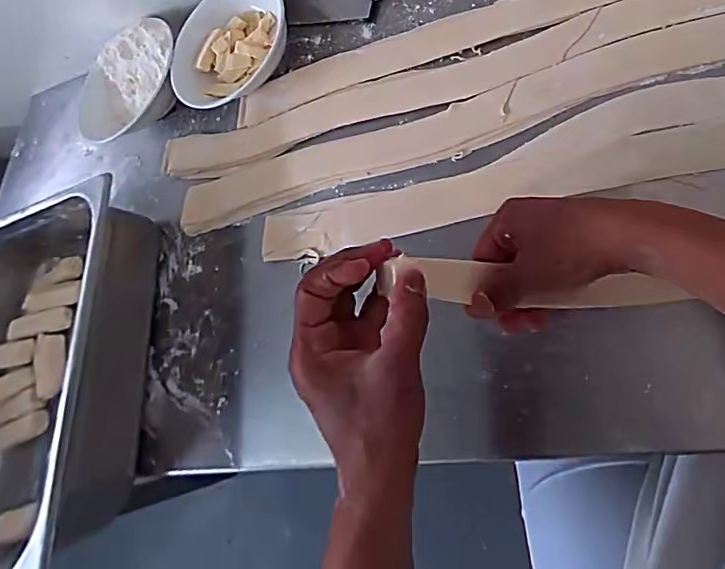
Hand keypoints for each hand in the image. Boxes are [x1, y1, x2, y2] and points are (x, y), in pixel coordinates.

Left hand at [289, 240, 428, 488]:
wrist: (383, 473)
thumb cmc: (378, 430)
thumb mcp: (396, 366)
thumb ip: (406, 316)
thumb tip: (413, 276)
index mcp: (311, 349)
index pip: (312, 292)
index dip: (340, 269)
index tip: (371, 260)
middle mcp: (321, 345)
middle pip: (329, 290)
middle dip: (356, 266)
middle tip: (386, 251)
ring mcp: (342, 349)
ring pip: (349, 299)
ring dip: (371, 278)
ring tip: (396, 261)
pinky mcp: (362, 354)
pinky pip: (369, 314)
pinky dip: (385, 298)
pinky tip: (403, 288)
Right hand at [467, 196, 668, 331]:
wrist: (623, 235)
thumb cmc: (572, 246)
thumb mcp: (526, 278)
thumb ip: (497, 293)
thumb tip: (476, 303)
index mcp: (509, 217)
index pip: (482, 256)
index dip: (483, 288)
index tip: (491, 313)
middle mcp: (529, 217)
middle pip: (508, 264)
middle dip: (511, 298)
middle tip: (519, 321)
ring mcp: (555, 226)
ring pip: (532, 268)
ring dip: (532, 297)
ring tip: (543, 317)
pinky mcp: (577, 236)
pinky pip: (554, 265)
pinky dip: (553, 285)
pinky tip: (562, 301)